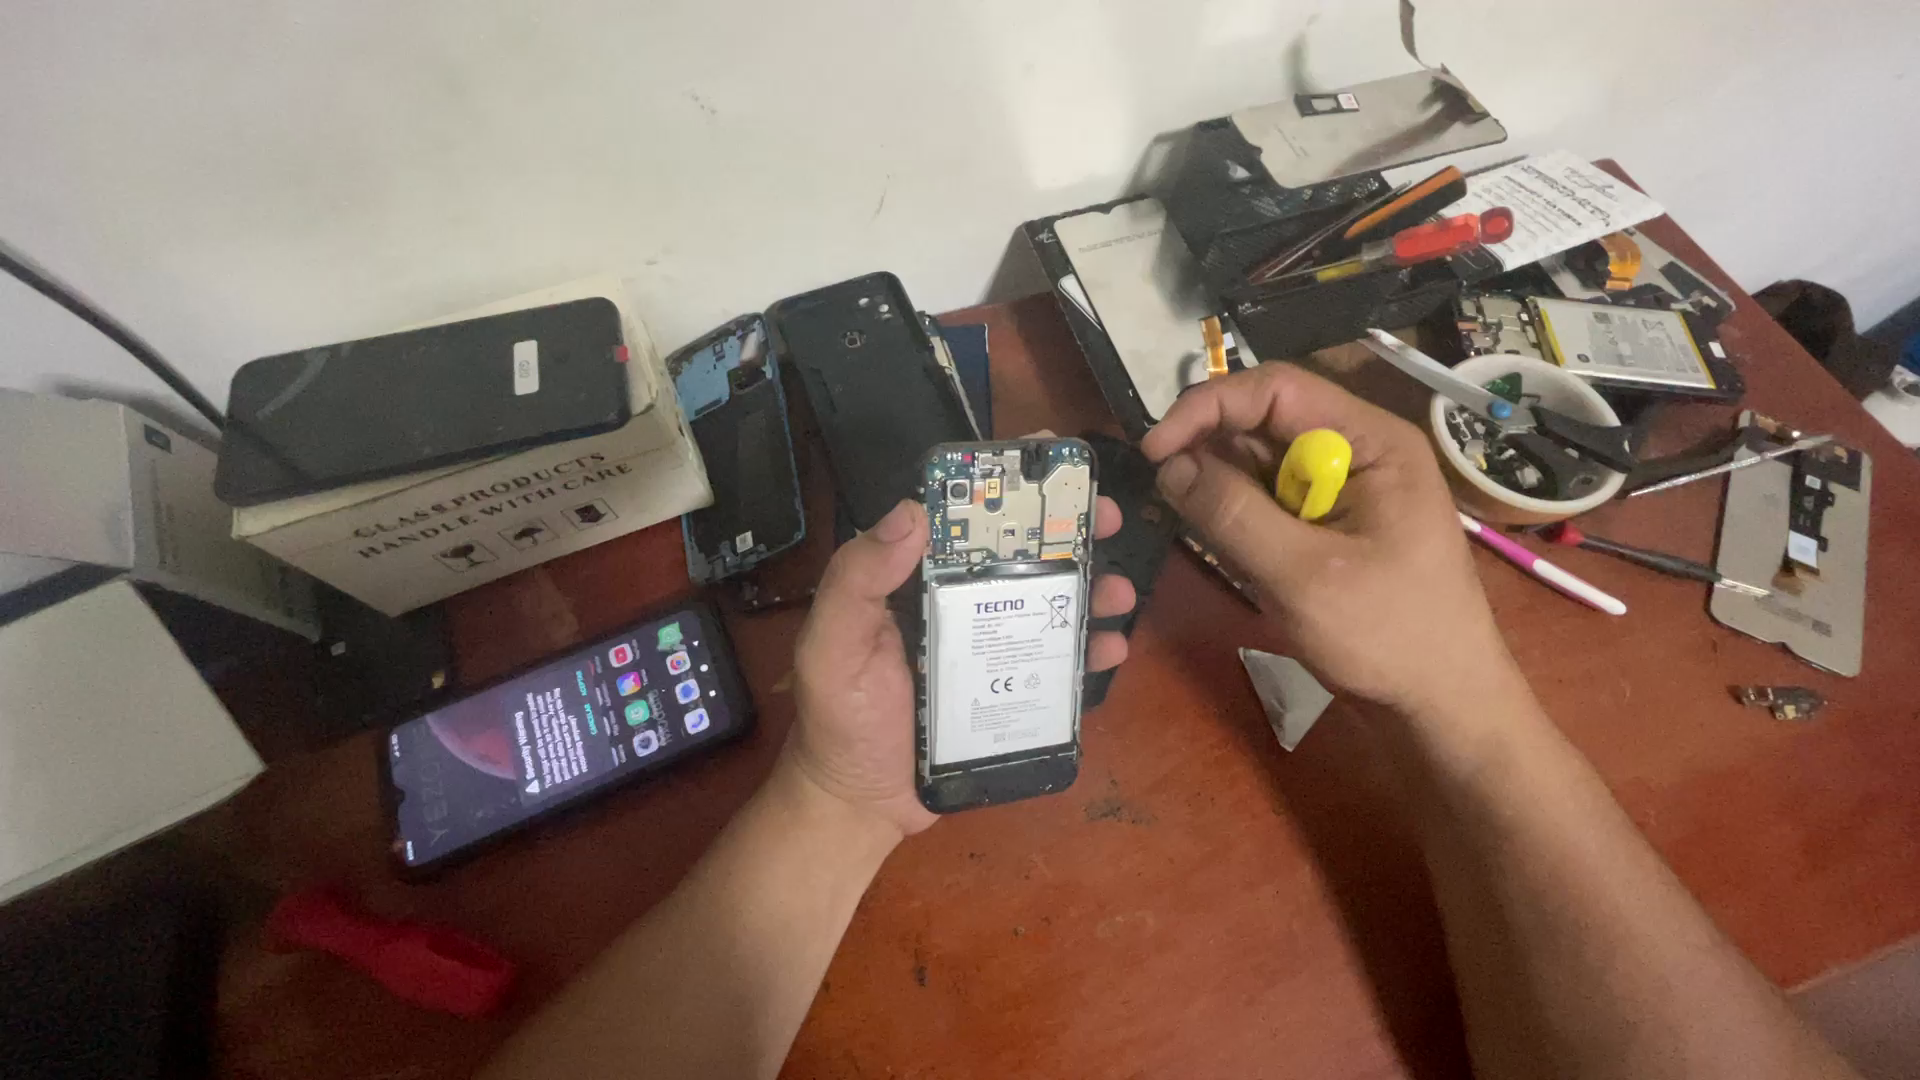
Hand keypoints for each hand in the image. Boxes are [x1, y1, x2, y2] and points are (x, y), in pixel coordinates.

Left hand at [782, 497, 1135, 837]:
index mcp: (916, 580)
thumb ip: (857, 578)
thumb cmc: (842, 717)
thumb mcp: (833, 642)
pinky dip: (1087, 650)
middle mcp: (957, 602)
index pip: (963, 518)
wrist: (862, 800)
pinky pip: (1055, 662)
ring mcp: (988, 646)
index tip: (1051, 461)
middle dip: (1066, 529)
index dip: (1006, 485)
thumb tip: (912, 512)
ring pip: (1046, 603)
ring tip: (1120, 591)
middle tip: (1107, 518)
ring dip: (1089, 588)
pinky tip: (1112, 647)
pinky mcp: (1008, 689)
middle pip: (1018, 553)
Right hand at [1140, 363, 1518, 718]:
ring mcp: (1335, 489)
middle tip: (1161, 489)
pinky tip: (1225, 548)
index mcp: (1369, 441)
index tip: (1154, 450)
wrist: (1439, 703)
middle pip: (1260, 421)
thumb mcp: (1302, 575)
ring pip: (1253, 462)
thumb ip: (1232, 513)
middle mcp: (1351, 451)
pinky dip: (1230, 515)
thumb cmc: (1388, 635)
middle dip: (1205, 448)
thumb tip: (1168, 466)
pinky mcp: (1319, 523)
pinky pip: (1261, 500)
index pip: (1276, 390)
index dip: (1208, 407)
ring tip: (1195, 527)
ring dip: (1215, 486)